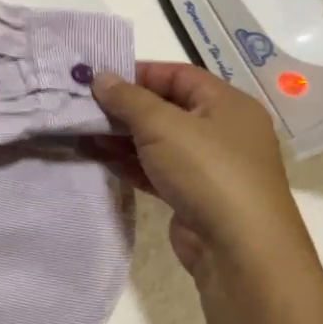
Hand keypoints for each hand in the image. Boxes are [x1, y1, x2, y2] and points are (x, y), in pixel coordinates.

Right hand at [91, 63, 317, 281]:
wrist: (241, 251)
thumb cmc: (207, 172)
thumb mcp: (161, 125)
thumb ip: (127, 98)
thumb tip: (100, 77)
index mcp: (227, 105)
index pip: (177, 74)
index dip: (136, 73)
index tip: (95, 79)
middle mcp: (222, 130)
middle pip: (164, 106)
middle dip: (122, 106)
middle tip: (81, 106)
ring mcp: (209, 164)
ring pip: (156, 139)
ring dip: (120, 135)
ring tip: (81, 132)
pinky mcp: (194, 193)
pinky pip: (155, 167)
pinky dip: (128, 161)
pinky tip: (98, 158)